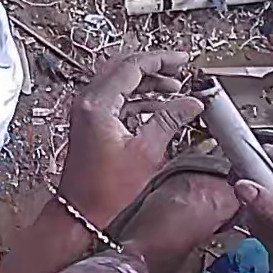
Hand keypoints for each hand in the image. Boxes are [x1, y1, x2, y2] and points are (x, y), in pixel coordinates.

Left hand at [56, 52, 205, 227]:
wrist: (81, 213)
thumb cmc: (105, 190)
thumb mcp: (146, 151)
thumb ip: (170, 120)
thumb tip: (191, 103)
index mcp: (98, 104)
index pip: (132, 66)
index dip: (161, 60)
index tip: (182, 60)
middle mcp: (88, 102)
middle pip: (124, 68)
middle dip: (155, 67)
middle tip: (180, 70)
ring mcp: (87, 110)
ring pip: (120, 82)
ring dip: (147, 82)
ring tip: (174, 88)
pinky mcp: (91, 121)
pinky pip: (117, 99)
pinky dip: (138, 98)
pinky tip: (159, 106)